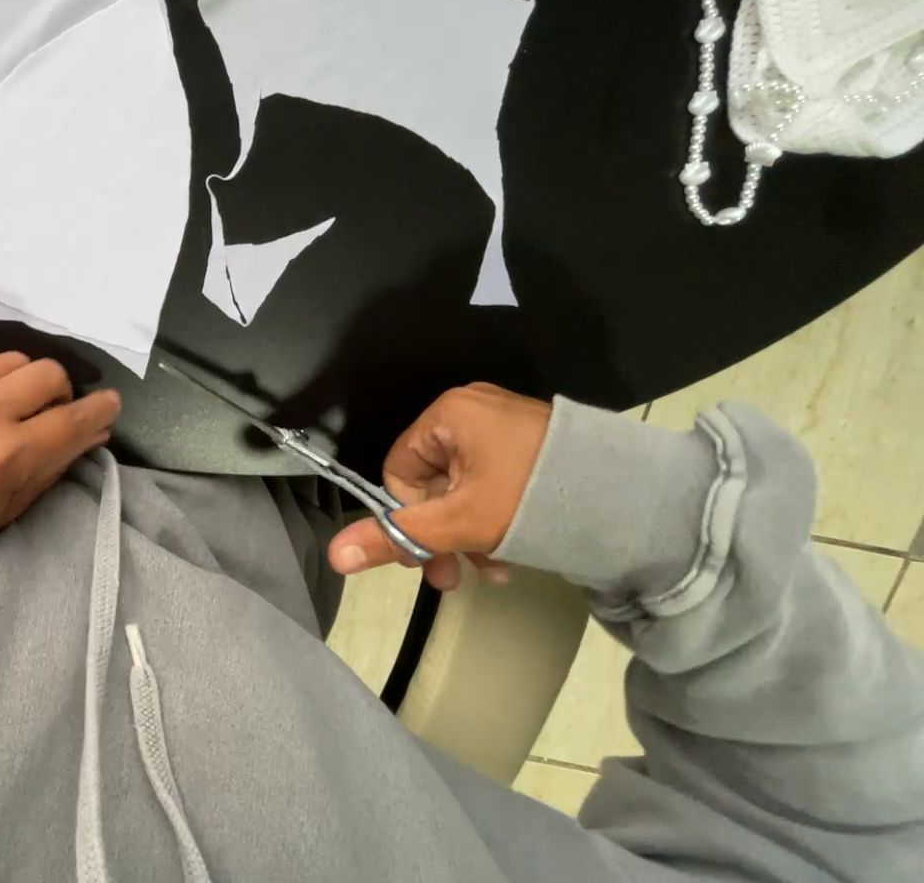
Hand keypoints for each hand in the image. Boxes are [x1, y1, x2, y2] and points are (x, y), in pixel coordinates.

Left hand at [0, 346, 122, 542]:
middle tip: (48, 410)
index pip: (73, 420)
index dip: (100, 409)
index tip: (109, 404)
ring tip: (10, 400)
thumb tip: (94, 432)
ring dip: (23, 378)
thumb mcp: (8, 506)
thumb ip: (54, 466)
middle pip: (50, 374)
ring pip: (17, 359)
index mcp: (10, 455)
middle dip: (59, 392)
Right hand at [327, 383, 551, 590]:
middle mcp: (475, 410)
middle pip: (433, 481)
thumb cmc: (538, 500)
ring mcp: (510, 426)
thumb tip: (334, 554)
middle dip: (442, 533)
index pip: (400, 470)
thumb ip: (396, 536)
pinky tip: (514, 550)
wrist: (651, 504)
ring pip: (465, 488)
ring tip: (495, 568)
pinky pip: (496, 483)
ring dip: (469, 532)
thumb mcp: (460, 523)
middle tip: (458, 575)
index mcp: (449, 413)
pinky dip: (497, 517)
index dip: (410, 517)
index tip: (430, 555)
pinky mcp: (539, 445)